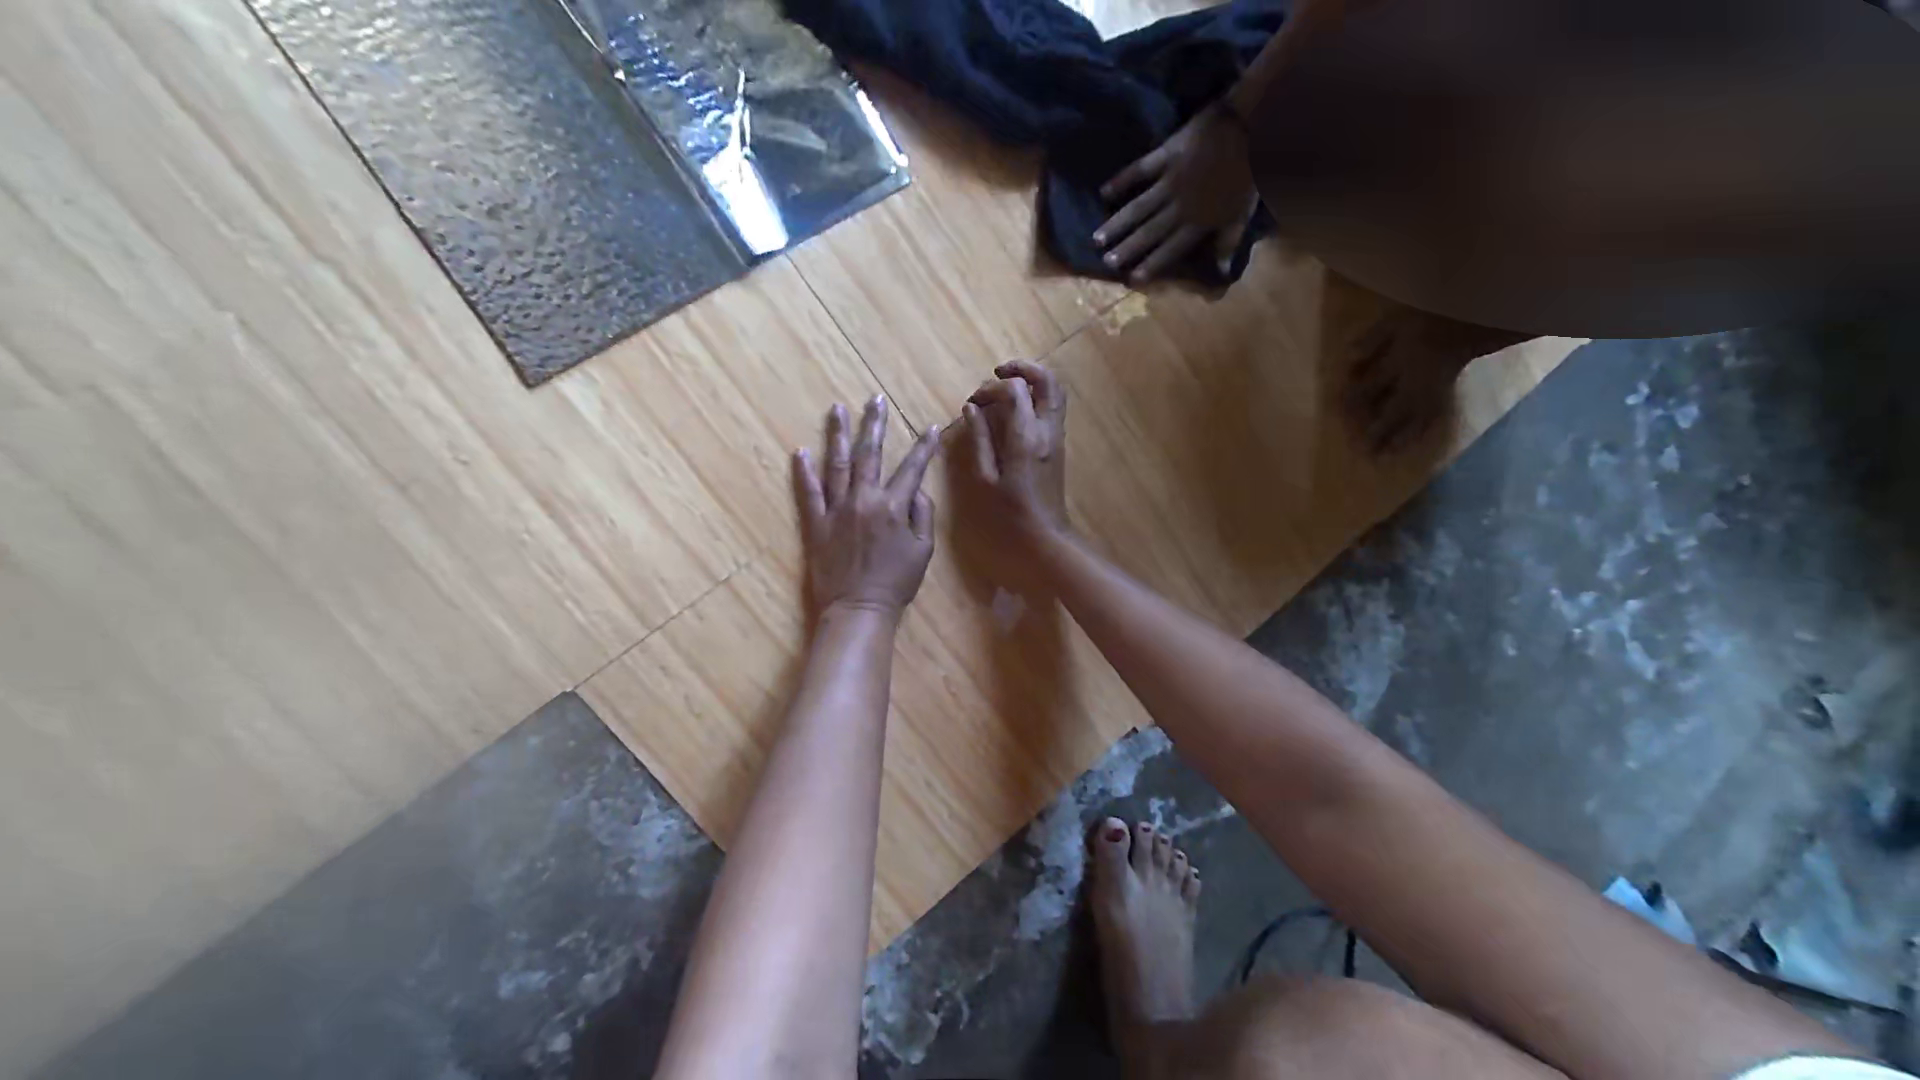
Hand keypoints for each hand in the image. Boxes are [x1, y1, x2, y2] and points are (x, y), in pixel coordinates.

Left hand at [793, 397, 939, 618]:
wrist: (859, 608)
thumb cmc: (896, 583)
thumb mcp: (923, 551)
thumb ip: (923, 515)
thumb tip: (917, 488)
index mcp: (894, 506)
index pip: (912, 468)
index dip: (924, 447)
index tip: (931, 426)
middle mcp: (865, 500)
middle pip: (869, 454)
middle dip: (874, 424)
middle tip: (875, 399)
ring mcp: (837, 509)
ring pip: (837, 464)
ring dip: (838, 435)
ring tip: (837, 409)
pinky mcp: (816, 523)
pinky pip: (808, 492)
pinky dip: (803, 471)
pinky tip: (800, 451)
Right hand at [962, 361, 1069, 546]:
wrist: (1045, 535)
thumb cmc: (1010, 512)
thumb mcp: (985, 478)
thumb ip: (979, 439)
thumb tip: (971, 408)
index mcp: (1026, 437)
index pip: (1014, 390)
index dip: (990, 388)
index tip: (973, 402)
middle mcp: (1047, 430)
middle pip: (1046, 380)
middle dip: (1021, 369)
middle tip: (996, 373)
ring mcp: (1057, 436)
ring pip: (1054, 390)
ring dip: (1031, 380)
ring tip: (1005, 386)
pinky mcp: (1058, 444)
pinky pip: (1052, 407)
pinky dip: (1036, 396)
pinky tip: (1014, 409)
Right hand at [1094, 102, 1258, 283]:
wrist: (1253, 125)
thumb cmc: (1250, 172)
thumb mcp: (1243, 213)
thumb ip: (1228, 242)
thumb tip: (1222, 273)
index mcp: (1198, 221)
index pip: (1171, 249)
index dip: (1152, 264)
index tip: (1132, 278)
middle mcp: (1180, 206)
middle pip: (1150, 232)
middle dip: (1128, 248)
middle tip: (1107, 262)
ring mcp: (1170, 180)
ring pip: (1140, 207)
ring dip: (1118, 223)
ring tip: (1098, 237)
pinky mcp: (1166, 155)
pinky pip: (1140, 170)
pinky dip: (1122, 180)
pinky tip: (1103, 192)